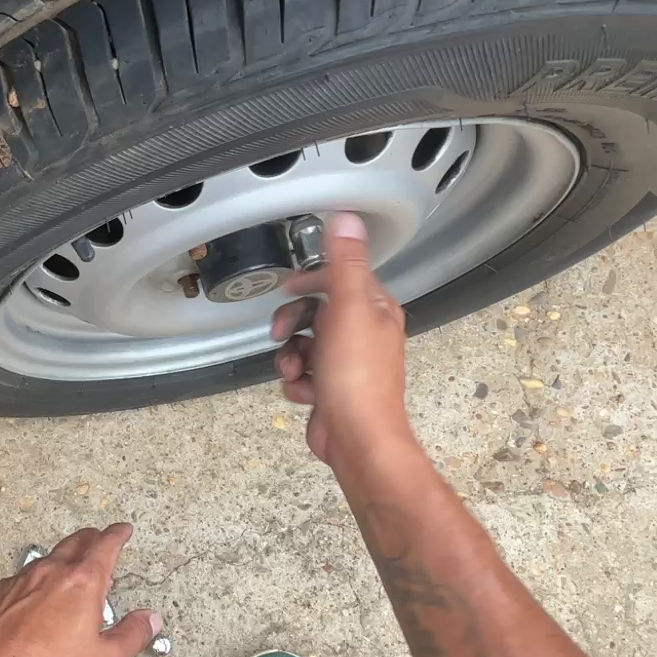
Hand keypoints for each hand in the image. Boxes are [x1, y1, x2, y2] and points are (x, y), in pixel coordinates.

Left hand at [0, 524, 161, 656]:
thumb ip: (132, 635)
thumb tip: (148, 621)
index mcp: (81, 582)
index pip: (105, 546)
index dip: (117, 535)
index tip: (122, 530)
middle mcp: (49, 575)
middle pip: (74, 543)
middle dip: (90, 538)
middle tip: (99, 539)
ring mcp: (20, 585)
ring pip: (46, 558)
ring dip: (61, 557)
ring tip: (69, 567)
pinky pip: (21, 577)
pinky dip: (35, 578)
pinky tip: (36, 593)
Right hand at [270, 212, 421, 466]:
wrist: (357, 438)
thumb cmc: (356, 377)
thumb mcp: (349, 309)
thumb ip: (344, 264)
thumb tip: (346, 218)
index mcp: (375, 311)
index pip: (340, 280)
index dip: (311, 282)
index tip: (289, 288)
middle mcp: (364, 334)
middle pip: (314, 313)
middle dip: (292, 325)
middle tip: (280, 335)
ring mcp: (346, 364)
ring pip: (302, 346)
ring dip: (290, 358)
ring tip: (297, 373)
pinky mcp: (330, 390)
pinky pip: (302, 375)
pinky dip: (297, 384)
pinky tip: (305, 394)